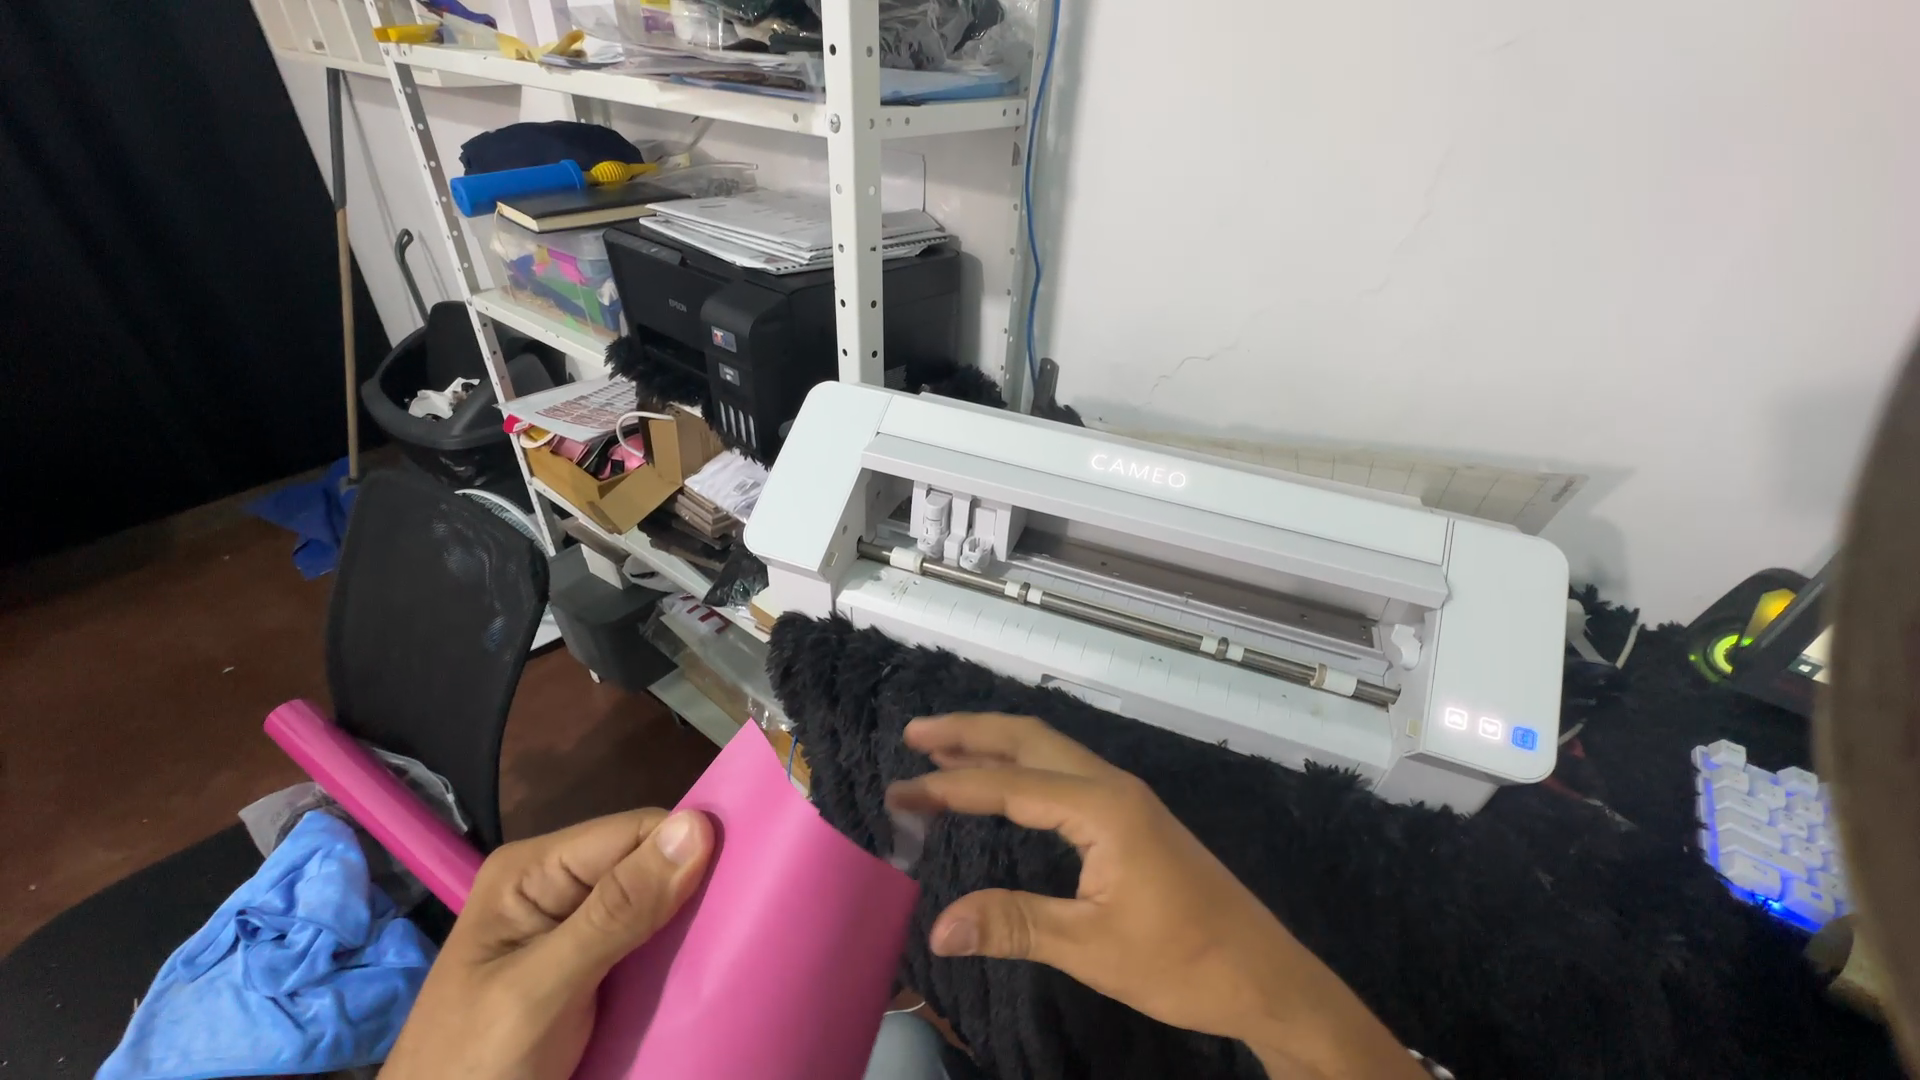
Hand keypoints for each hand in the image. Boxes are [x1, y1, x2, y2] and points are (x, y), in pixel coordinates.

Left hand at [381, 808, 713, 1079]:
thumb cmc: (472, 1069)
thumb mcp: (541, 990)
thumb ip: (616, 911)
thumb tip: (699, 824)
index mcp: (533, 869)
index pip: (636, 831)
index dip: (688, 851)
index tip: (738, 886)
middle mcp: (555, 883)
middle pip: (648, 862)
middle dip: (689, 890)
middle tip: (734, 925)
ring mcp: (571, 927)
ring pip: (655, 902)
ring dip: (685, 926)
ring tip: (724, 947)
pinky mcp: (589, 966)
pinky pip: (647, 941)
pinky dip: (673, 955)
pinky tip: (694, 969)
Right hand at [886, 714, 1423, 1079]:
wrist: (1264, 974)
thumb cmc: (1181, 962)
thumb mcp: (1092, 948)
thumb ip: (1014, 925)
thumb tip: (938, 927)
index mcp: (1102, 807)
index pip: (1009, 784)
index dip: (949, 787)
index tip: (900, 791)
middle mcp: (1111, 785)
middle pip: (1029, 739)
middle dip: (970, 733)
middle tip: (915, 735)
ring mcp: (1124, 796)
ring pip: (1049, 749)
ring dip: (995, 744)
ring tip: (942, 747)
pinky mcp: (1131, 814)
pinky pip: (1064, 771)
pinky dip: (1022, 765)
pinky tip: (1005, 781)